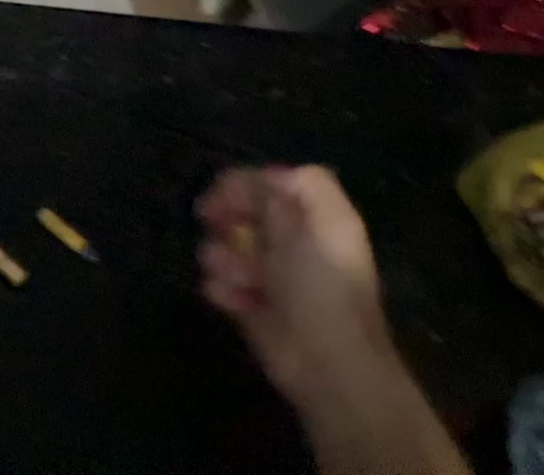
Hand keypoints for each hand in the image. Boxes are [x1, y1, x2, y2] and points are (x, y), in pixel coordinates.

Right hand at [195, 166, 398, 408]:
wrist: (327, 363)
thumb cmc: (322, 285)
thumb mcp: (308, 222)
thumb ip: (271, 189)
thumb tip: (236, 185)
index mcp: (311, 215)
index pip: (265, 179)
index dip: (240, 184)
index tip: (220, 198)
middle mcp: (287, 238)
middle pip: (236, 210)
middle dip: (227, 224)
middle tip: (232, 239)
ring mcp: (267, 271)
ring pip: (219, 246)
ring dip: (226, 262)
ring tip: (248, 283)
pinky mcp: (249, 302)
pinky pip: (216, 281)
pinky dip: (224, 290)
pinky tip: (241, 303)